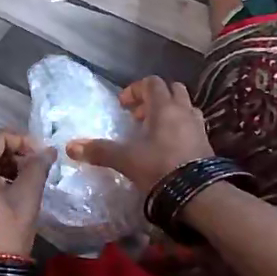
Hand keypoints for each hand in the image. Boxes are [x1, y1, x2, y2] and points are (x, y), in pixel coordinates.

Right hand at [66, 77, 213, 193]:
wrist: (198, 193)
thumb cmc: (160, 168)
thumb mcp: (126, 159)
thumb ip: (99, 151)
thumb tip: (70, 147)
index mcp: (164, 108)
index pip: (152, 83)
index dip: (135, 89)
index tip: (122, 105)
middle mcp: (184, 111)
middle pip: (172, 89)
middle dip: (154, 98)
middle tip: (138, 115)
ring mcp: (198, 126)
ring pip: (184, 106)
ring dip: (169, 112)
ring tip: (153, 130)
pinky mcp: (206, 143)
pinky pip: (191, 125)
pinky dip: (179, 127)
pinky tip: (167, 145)